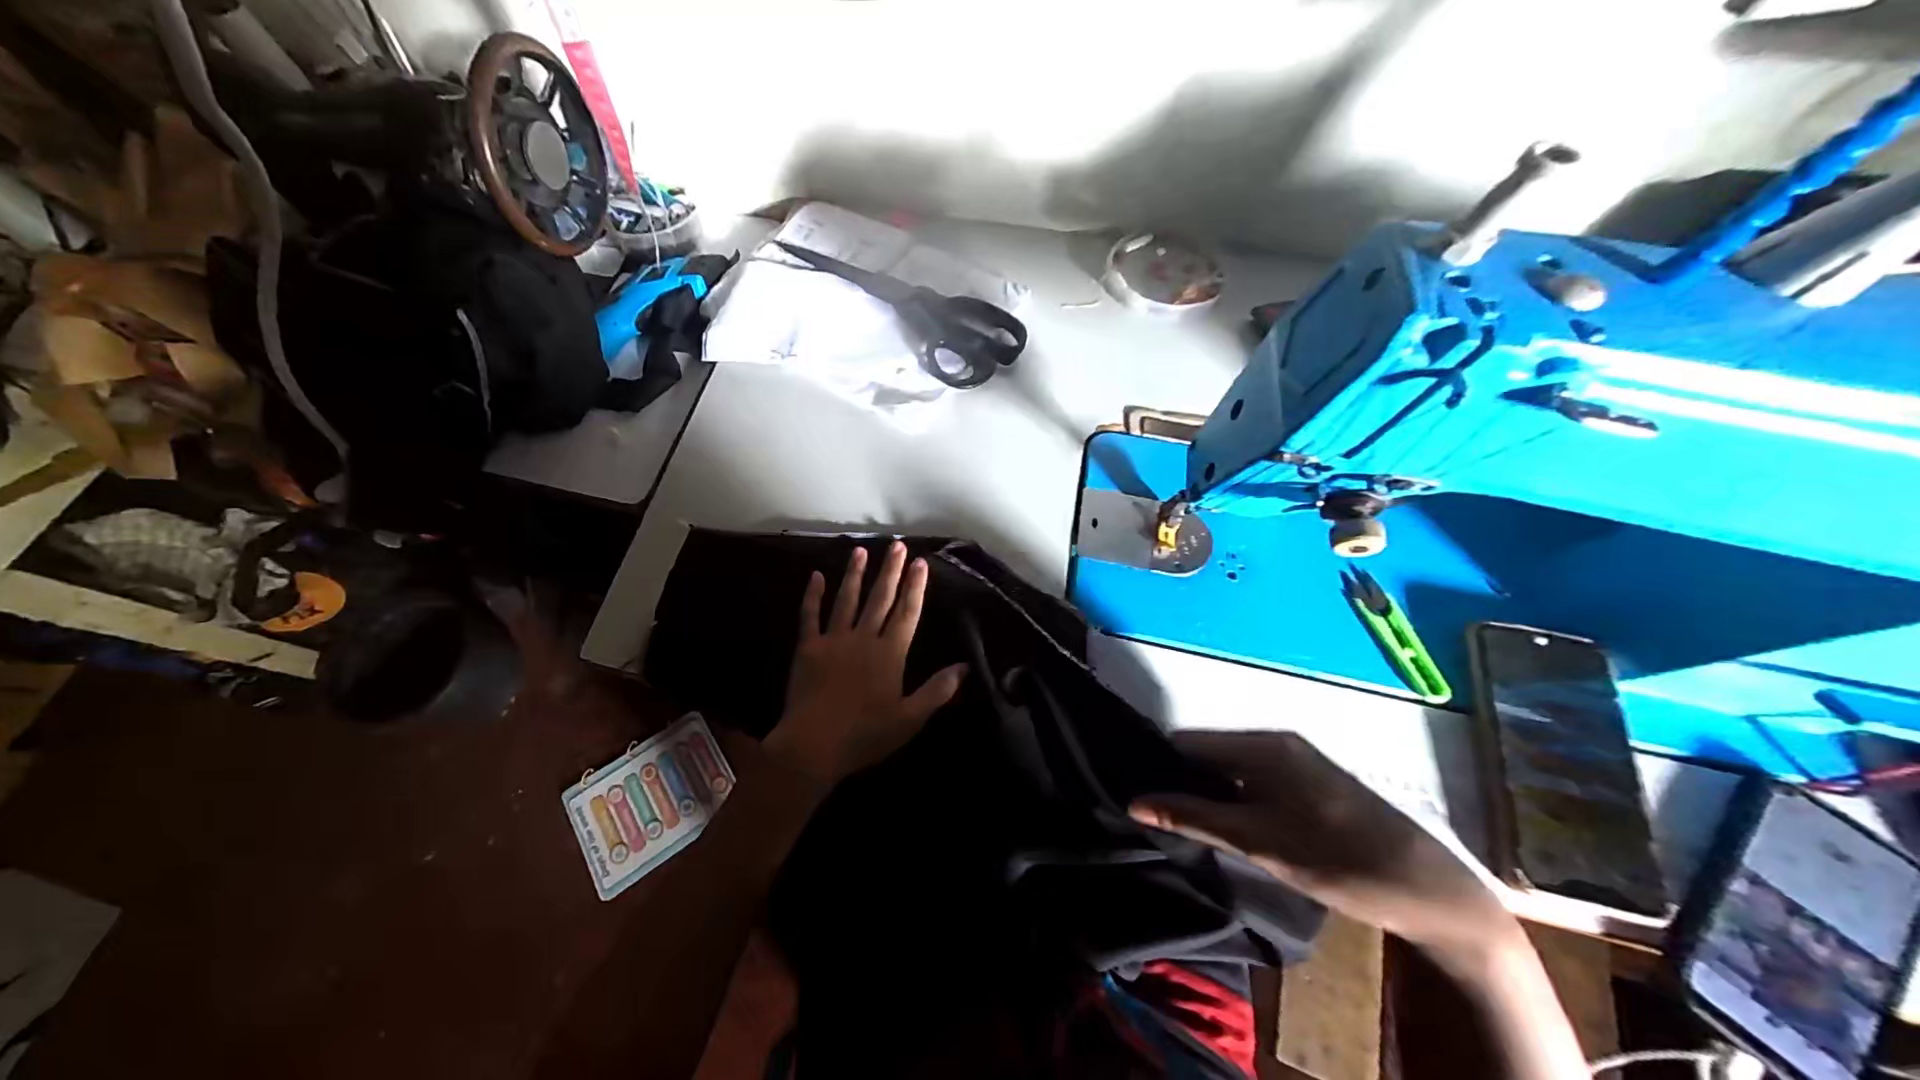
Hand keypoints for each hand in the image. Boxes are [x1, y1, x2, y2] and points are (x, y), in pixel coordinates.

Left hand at [763, 542, 966, 784]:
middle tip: (897, 546)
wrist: (813, 744)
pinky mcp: (808, 648)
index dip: (916, 587)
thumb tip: (964, 667)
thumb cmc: (865, 735)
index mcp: (890, 654)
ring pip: (847, 600)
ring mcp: (833, 640)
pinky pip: (810, 616)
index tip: (921, 563)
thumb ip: (937, 691)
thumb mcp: (910, 719)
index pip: (907, 613)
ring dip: (855, 574)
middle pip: (880, 599)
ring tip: (861, 551)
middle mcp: (864, 639)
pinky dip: (812, 595)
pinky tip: (816, 576)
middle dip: (891, 571)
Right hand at [1130, 732, 1518, 958]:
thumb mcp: (1259, 842)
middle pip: (1210, 754)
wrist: (1431, 892)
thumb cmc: (1339, 860)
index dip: (1159, 768)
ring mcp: (1298, 762)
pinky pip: (1255, 782)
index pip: (1189, 743)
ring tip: (1180, 823)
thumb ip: (1194, 818)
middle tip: (1153, 815)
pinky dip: (1234, 800)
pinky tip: (1224, 826)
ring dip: (1207, 794)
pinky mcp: (1310, 784)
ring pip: (1232, 771)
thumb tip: (1134, 802)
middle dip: (1181, 782)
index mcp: (1265, 744)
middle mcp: (1278, 742)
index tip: (1133, 793)